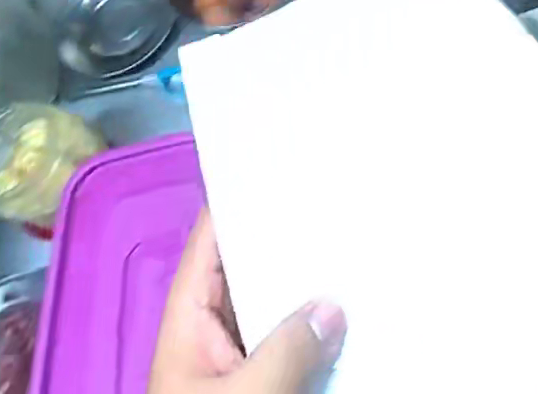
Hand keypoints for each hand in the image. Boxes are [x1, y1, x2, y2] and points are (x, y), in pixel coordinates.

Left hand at [149, 208, 345, 393]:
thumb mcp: (243, 393)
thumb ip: (287, 351)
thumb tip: (334, 307)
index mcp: (190, 305)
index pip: (213, 231)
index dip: (241, 195)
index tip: (280, 165)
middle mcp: (211, 316)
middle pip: (248, 260)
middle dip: (285, 235)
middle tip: (330, 200)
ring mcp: (235, 346)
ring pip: (272, 300)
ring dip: (304, 282)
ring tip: (347, 243)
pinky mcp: (258, 374)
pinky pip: (286, 339)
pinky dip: (311, 325)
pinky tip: (347, 307)